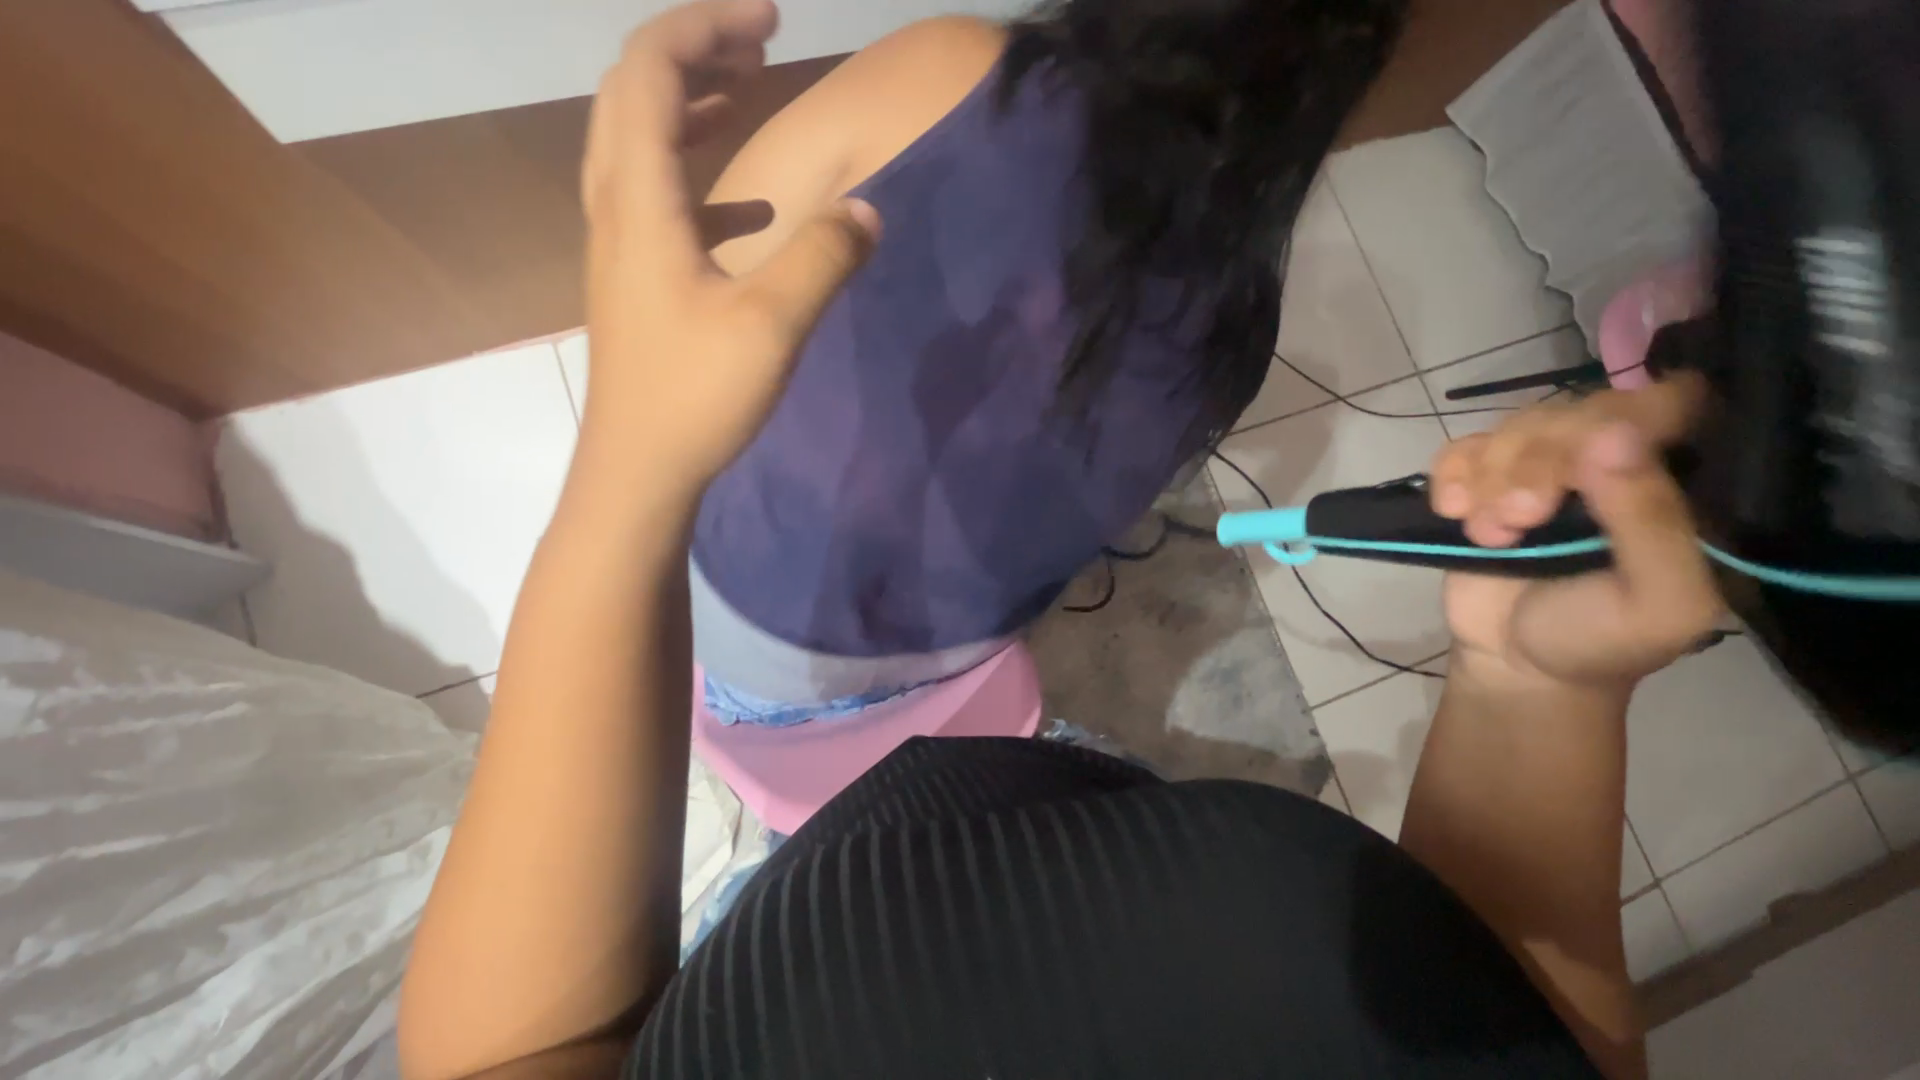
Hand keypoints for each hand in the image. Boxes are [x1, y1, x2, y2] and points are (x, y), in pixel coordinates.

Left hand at [579, 0, 879, 495]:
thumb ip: (823, 257)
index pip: (651, 72)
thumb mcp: (772, 325)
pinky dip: (690, 162)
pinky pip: (649, 188)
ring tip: (746, 91)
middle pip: (633, 91)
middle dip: (696, 51)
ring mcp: (617, 242)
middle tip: (762, 46)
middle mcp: (615, 206)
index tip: (772, 21)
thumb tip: (866, 209)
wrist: (638, 468)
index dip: (706, 27)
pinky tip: (742, 200)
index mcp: (641, 201)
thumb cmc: (696, 395)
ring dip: (687, 101)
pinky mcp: (631, 275)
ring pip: (634, 138)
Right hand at [1430, 374, 1725, 690]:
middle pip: (1574, 412)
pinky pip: (1460, 448)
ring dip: (1490, 479)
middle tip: (1524, 518)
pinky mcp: (1484, 482)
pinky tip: (1453, 514)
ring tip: (1491, 536)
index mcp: (1673, 481)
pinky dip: (1451, 476)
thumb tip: (1614, 434)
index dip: (1626, 415)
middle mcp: (1611, 462)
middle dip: (1536, 462)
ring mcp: (1542, 470)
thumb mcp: (1658, 601)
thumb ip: (1652, 523)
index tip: (1591, 454)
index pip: (1667, 405)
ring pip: (1513, 427)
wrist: (1516, 668)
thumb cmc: (1602, 641)